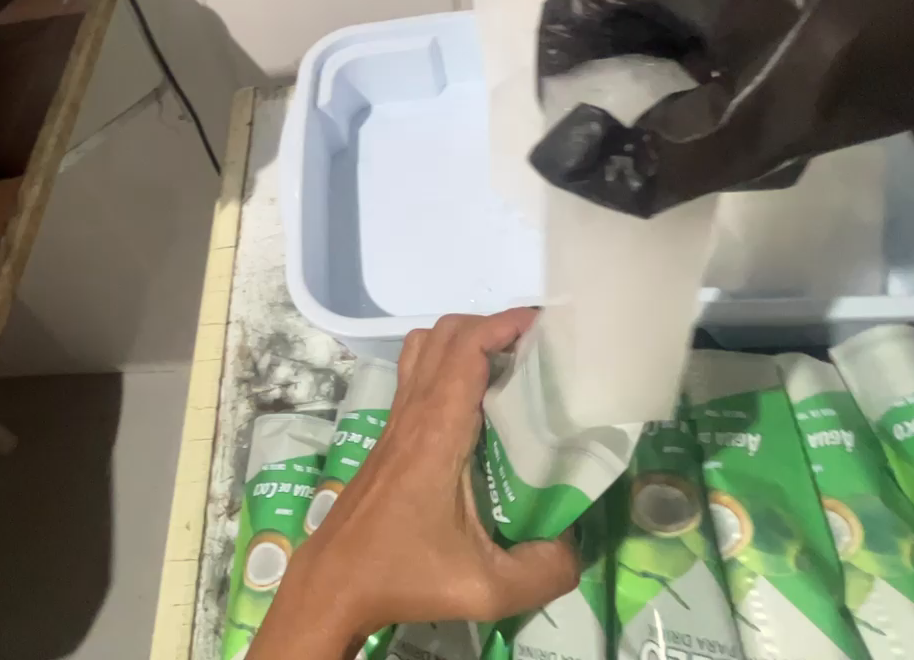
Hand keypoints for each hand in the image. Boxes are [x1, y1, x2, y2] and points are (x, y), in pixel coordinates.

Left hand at [247, 310, 578, 659]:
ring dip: (466, 338)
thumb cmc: (406, 574)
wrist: (338, 578)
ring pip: (426, 345)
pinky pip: (418, 370)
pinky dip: (448, 360)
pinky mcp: (392, 428)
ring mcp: (399, 415)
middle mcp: (416, 409)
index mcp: (438, 428)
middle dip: (493, 325)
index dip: (504, 324)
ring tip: (508, 363)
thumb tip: (576, 545)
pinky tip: (477, 399)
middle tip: (537, 348)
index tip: (544, 327)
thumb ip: (545, 571)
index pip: (466, 347)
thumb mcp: (487, 589)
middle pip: (447, 333)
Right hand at [530, 0, 913, 215]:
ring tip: (715, 152)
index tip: (577, 138)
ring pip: (673, 47)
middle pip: (620, 27)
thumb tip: (567, 174)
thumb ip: (660, 152)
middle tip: (646, 152)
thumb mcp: (773, 107)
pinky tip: (765, 139)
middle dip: (626, 96)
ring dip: (679, 106)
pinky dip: (724, 102)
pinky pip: (723, 54)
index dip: (562, 74)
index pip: (573, 6)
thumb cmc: (903, 36)